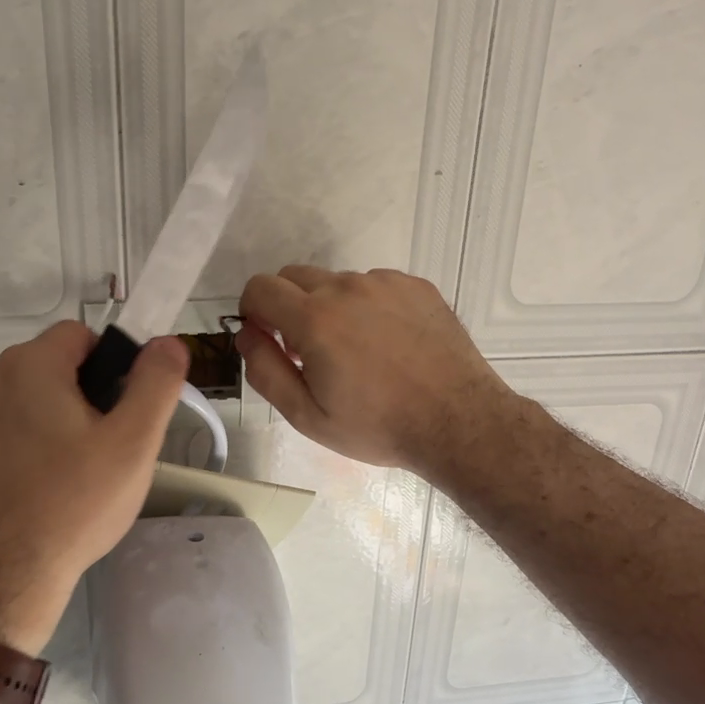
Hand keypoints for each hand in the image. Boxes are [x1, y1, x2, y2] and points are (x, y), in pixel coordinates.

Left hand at [0, 322, 188, 654]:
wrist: (3, 578)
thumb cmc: (75, 504)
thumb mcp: (133, 443)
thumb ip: (156, 384)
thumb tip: (168, 343)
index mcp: (30, 366)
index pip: (82, 335)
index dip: (115, 366)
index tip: (127, 414)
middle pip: (56, 370)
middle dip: (89, 399)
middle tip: (111, 452)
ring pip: (33, 407)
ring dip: (60, 427)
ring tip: (81, 480)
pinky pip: (10, 439)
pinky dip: (32, 454)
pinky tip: (47, 496)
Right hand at [236, 266, 511, 476]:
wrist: (458, 421)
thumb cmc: (378, 427)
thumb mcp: (307, 416)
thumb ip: (266, 370)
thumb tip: (246, 334)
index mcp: (315, 320)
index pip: (260, 287)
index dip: (253, 310)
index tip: (266, 337)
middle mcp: (348, 288)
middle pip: (294, 276)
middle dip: (288, 307)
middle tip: (308, 351)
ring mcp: (386, 283)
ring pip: (337, 282)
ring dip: (331, 308)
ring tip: (357, 354)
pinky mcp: (416, 287)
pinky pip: (375, 286)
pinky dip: (368, 308)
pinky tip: (389, 346)